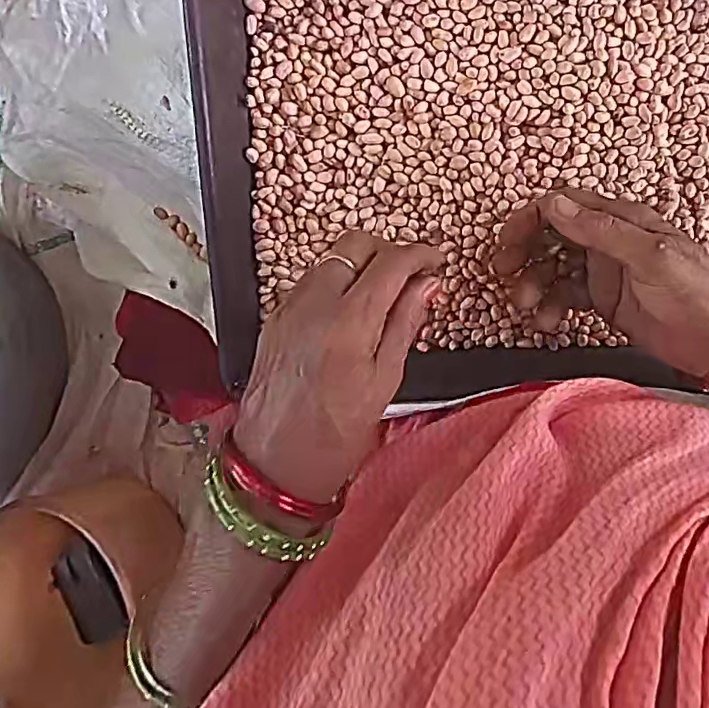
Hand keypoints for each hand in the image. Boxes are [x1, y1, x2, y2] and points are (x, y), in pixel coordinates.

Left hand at [231, 232, 441, 504]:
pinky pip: (312, 279)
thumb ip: (406, 322)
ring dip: (362, 263)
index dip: (420, 254)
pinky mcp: (275, 317)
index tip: (436, 260)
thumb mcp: (386, 379)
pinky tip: (352, 307)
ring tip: (383, 293)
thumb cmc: (337, 432)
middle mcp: (315, 304)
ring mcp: (290, 307)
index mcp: (350, 322)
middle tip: (409, 274)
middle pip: (356, 243)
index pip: (392, 262)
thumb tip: (429, 283)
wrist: (271, 463)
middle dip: (389, 250)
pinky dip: (338, 280)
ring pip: (332, 258)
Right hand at [491, 189, 708, 381]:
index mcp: (621, 220)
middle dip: (524, 253)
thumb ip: (602, 230)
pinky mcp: (607, 302)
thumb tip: (553, 204)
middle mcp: (609, 242)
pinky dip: (551, 307)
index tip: (508, 245)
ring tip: (527, 308)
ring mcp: (606, 272)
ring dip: (534, 284)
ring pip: (555, 268)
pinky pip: (567, 297)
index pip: (564, 205)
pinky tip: (547, 323)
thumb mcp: (651, 256)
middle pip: (552, 235)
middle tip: (504, 275)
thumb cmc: (699, 291)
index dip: (530, 220)